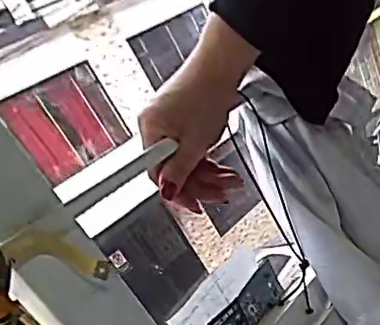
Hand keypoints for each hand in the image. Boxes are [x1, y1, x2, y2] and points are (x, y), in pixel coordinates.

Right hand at [139, 83, 235, 208]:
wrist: (221, 65)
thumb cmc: (206, 93)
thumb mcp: (194, 143)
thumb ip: (179, 172)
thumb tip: (166, 193)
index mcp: (150, 131)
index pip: (158, 175)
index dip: (179, 192)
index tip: (195, 204)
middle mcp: (154, 128)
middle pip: (175, 171)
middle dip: (201, 185)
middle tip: (220, 193)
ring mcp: (168, 125)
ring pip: (186, 163)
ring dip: (209, 176)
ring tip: (229, 180)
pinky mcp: (180, 123)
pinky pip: (191, 151)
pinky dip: (207, 162)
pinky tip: (221, 169)